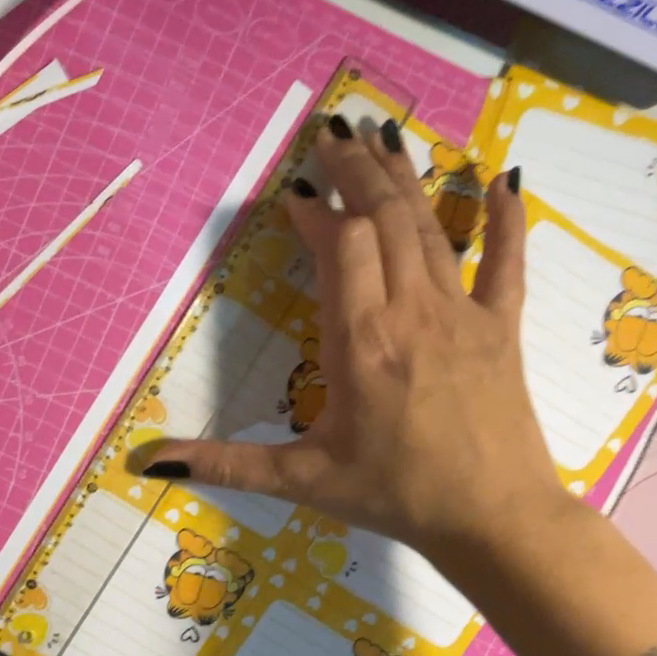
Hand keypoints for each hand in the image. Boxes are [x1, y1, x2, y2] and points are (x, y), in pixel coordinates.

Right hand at [141, 116, 571, 557]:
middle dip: (356, 173)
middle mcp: (411, 313)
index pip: (341, 249)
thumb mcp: (301, 479)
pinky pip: (506, 262)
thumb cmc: (393, 496)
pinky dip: (502, 219)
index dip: (317, 213)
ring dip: (405, 179)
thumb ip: (225, 464)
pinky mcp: (500, 329)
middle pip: (384, 220)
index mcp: (360, 344)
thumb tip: (150, 462)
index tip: (294, 195)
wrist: (495, 521)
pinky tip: (499, 180)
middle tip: (332, 134)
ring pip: (431, 229)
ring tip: (384, 135)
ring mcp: (463, 315)